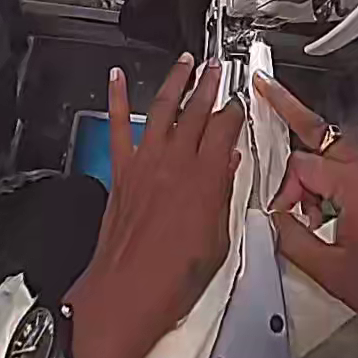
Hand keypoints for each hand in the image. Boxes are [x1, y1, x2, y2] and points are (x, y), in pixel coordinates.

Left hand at [66, 55, 244, 357]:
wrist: (126, 296)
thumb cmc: (175, 277)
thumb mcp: (218, 239)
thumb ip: (224, 195)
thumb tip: (229, 166)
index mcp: (206, 178)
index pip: (225, 129)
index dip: (235, 110)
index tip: (240, 102)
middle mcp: (176, 162)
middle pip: (198, 111)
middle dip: (210, 85)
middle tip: (217, 68)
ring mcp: (146, 162)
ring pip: (164, 108)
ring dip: (176, 81)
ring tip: (186, 62)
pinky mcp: (123, 170)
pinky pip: (119, 127)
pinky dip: (118, 100)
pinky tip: (117, 78)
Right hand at [252, 72, 357, 351]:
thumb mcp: (328, 269)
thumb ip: (291, 236)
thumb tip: (272, 217)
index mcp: (357, 184)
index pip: (302, 165)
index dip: (283, 190)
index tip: (280, 215)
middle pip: (318, 133)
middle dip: (289, 115)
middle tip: (266, 88)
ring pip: (331, 151)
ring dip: (310, 172)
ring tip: (305, 211)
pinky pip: (346, 169)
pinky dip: (327, 182)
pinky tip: (322, 212)